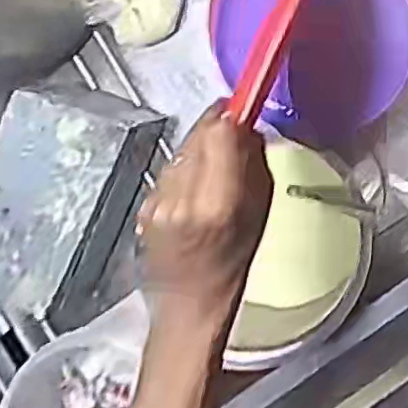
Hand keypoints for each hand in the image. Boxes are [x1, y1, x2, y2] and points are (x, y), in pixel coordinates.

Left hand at [137, 104, 271, 330]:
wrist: (189, 302)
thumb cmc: (239, 255)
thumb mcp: (263, 205)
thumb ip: (253, 162)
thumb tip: (247, 127)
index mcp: (218, 200)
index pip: (218, 132)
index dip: (232, 113)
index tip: (246, 106)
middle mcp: (180, 197)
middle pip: (198, 134)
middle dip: (219, 124)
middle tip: (239, 127)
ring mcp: (156, 202)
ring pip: (183, 148)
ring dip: (203, 144)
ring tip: (221, 160)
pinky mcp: (143, 205)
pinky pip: (170, 168)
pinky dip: (188, 164)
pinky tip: (200, 181)